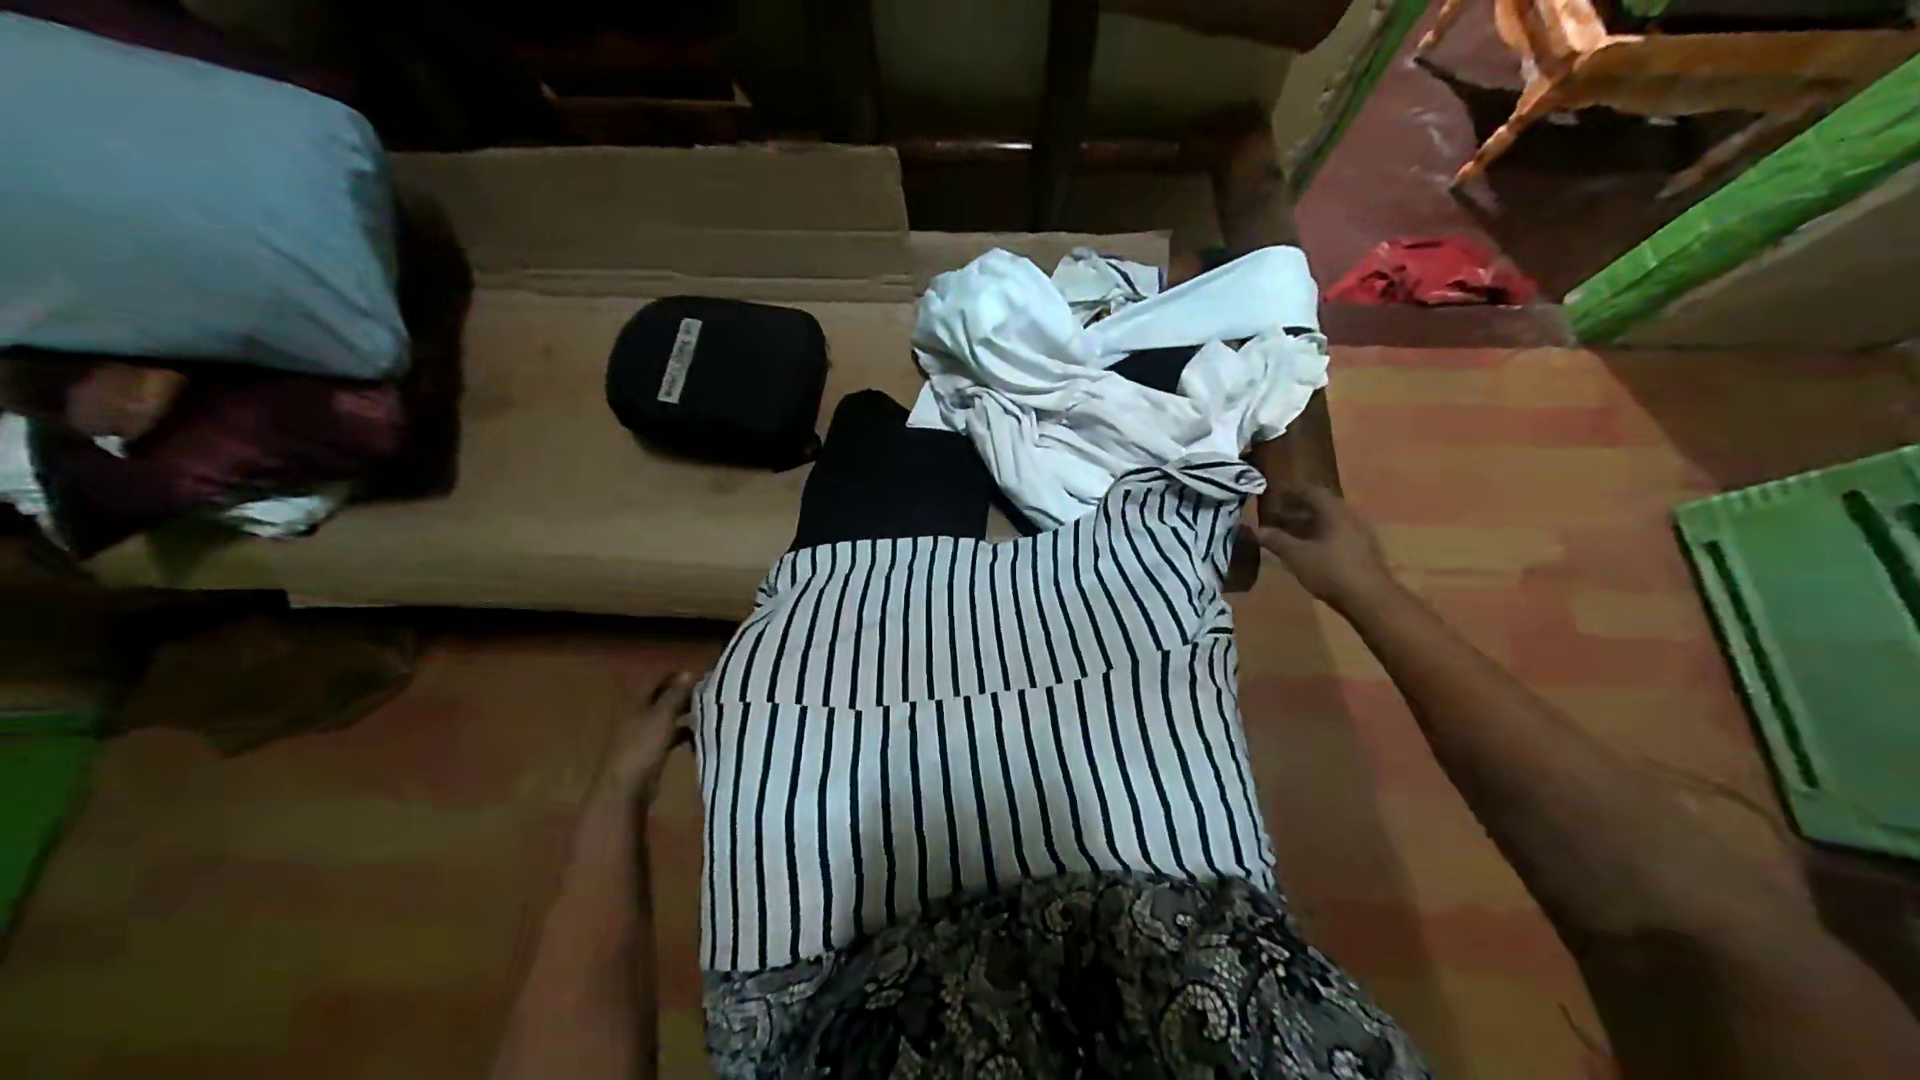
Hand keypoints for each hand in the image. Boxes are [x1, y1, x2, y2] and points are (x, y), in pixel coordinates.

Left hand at [600, 671, 698, 803]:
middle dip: (682, 694)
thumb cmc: (643, 746)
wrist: (626, 788)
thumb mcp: (662, 716)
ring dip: (684, 713)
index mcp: (636, 704)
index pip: (655, 681)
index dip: (674, 675)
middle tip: (706, 692)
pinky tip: (699, 735)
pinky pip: (669, 736)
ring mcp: (642, 735)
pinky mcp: (650, 753)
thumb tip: (689, 672)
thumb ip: (676, 694)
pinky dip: (683, 733)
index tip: (697, 673)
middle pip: (661, 698)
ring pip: (666, 717)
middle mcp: (637, 716)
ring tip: (707, 711)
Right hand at [1253, 484, 1396, 609]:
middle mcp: (1348, 518)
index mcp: (1334, 513)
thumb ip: (1276, 540)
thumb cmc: (1331, 571)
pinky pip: (1334, 535)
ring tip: (1287, 533)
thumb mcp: (1297, 556)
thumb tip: (1257, 530)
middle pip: (1320, 506)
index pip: (1311, 491)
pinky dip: (1317, 536)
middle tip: (1276, 514)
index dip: (1291, 491)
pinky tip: (1305, 549)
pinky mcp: (1360, 551)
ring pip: (1328, 522)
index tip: (1274, 493)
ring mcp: (1357, 535)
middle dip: (1297, 509)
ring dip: (1307, 524)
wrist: (1369, 599)